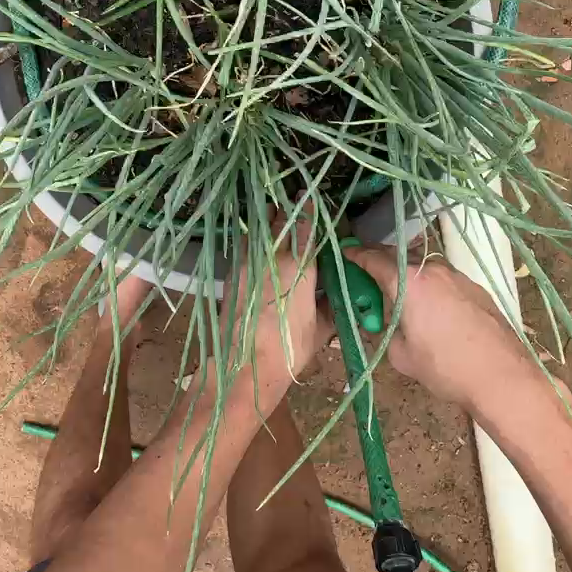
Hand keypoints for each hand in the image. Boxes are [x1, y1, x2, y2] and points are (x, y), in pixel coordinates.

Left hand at [224, 205, 331, 411]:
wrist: (241, 368)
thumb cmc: (287, 352)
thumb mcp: (319, 330)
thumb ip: (331, 306)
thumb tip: (339, 295)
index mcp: (299, 266)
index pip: (306, 226)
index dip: (312, 212)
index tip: (315, 203)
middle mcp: (272, 255)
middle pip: (282, 220)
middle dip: (291, 211)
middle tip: (299, 208)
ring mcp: (248, 260)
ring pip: (261, 228)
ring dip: (271, 221)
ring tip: (279, 221)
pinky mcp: (233, 271)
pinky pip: (247, 243)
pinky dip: (256, 238)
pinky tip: (261, 246)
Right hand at [343, 246, 534, 413]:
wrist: (503, 377)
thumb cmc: (446, 367)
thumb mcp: (402, 356)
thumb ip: (387, 333)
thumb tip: (388, 325)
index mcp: (407, 282)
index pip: (374, 259)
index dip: (356, 256)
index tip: (346, 253)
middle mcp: (432, 270)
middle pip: (399, 258)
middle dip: (381, 266)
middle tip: (371, 282)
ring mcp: (457, 276)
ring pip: (423, 269)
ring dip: (409, 279)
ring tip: (405, 302)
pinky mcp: (476, 288)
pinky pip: (444, 281)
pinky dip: (432, 289)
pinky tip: (436, 313)